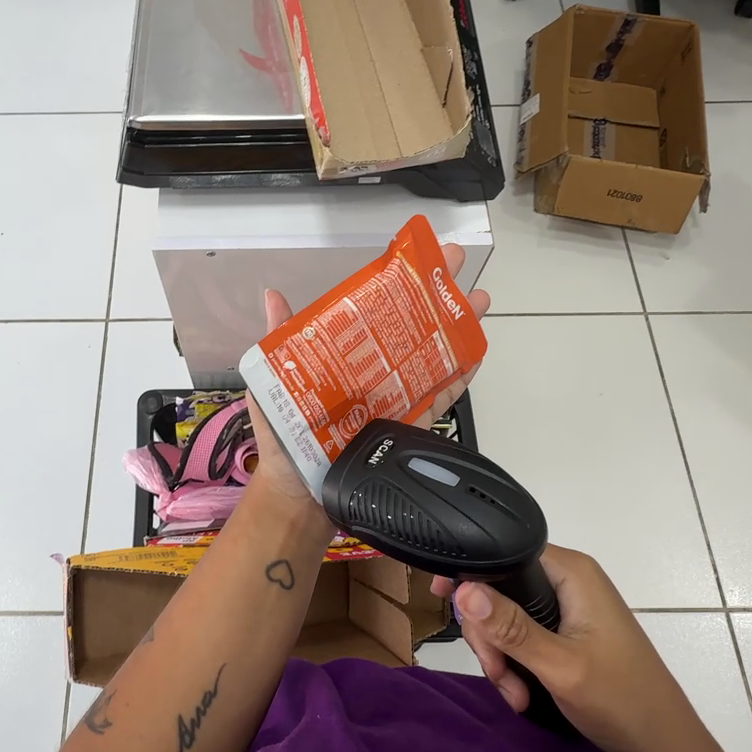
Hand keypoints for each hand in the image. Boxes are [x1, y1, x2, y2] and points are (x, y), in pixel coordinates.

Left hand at [247, 243, 491, 506]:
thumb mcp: (271, 381)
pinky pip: (439, 397)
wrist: (299, 495)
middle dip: (438, 294)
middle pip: (412, 326)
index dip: (399, 282)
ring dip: (458, 327)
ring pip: (433, 355)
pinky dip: (460, 376)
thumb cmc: (281, 437)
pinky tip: (476, 353)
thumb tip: (272, 295)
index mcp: (345, 355)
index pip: (376, 310)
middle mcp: (374, 371)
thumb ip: (278, 339)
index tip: (420, 256)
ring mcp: (396, 397)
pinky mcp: (411, 425)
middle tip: (459, 265)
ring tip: (479, 299)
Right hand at [428, 546, 702, 751]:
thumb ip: (511, 627)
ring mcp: (567, 607)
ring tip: (515, 694)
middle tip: (498, 674)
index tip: (443, 601)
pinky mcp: (566, 632)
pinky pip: (521, 636)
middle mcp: (567, 580)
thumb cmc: (622, 700)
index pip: (504, 553)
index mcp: (571, 571)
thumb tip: (464, 588)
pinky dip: (515, 665)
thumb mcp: (560, 666)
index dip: (471, 574)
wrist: (668, 751)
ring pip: (505, 617)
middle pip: (499, 589)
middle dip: (490, 635)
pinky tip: (523, 694)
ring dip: (501, 657)